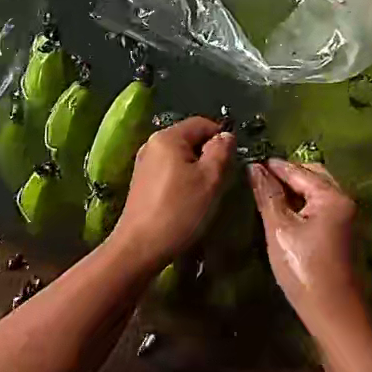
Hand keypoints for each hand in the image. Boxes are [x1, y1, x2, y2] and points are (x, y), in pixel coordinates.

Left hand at [109, 117, 235, 265]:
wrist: (139, 248)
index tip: (232, 163)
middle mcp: (152, 144)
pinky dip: (184, 181)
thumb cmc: (179, 211)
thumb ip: (222, 151)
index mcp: (167, 137)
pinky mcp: (142, 183)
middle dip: (209, 156)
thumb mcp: (210, 179)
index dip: (222, 139)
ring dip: (198, 171)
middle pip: (191, 139)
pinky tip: (188, 202)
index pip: (203, 123)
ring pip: (181, 157)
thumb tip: (226, 135)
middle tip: (221, 181)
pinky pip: (170, 172)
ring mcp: (144, 164)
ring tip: (206, 194)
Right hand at [248, 159, 364, 336]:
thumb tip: (255, 168)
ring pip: (321, 192)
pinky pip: (325, 207)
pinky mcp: (347, 235)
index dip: (274, 166)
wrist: (337, 316)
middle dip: (289, 174)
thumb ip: (268, 195)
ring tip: (271, 194)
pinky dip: (306, 204)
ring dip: (298, 189)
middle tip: (261, 178)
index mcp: (333, 196)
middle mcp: (347, 201)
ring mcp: (350, 218)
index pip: (299, 170)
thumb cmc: (305, 270)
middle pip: (315, 176)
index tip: (252, 162)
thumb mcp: (279, 230)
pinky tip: (288, 214)